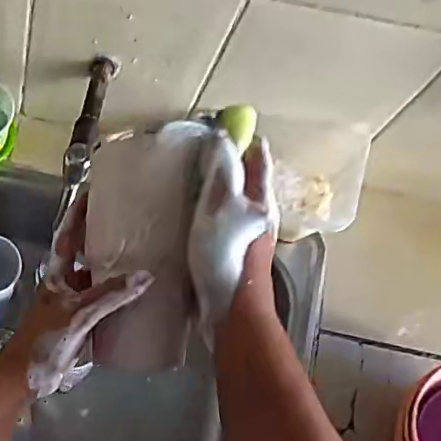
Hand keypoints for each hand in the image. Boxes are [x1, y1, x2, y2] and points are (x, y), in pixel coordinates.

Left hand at [2, 196, 152, 397]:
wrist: (27, 376)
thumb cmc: (43, 341)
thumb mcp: (77, 314)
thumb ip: (109, 295)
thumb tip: (144, 276)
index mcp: (57, 275)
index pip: (67, 236)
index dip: (77, 214)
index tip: (91, 191)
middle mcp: (65, 286)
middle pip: (85, 255)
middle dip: (103, 239)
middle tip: (130, 222)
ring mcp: (73, 306)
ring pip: (97, 281)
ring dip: (114, 270)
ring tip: (143, 254)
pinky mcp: (81, 326)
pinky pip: (104, 306)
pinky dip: (120, 300)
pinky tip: (138, 297)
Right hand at [188, 132, 276, 345]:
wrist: (229, 310)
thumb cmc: (226, 256)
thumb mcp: (221, 206)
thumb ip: (222, 172)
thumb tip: (222, 138)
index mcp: (260, 198)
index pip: (256, 156)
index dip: (239, 139)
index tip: (215, 130)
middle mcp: (256, 215)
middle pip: (242, 180)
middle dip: (222, 166)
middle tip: (191, 157)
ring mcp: (242, 237)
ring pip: (227, 204)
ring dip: (208, 194)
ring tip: (181, 188)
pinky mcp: (227, 255)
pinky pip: (214, 226)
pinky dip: (200, 218)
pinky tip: (181, 223)